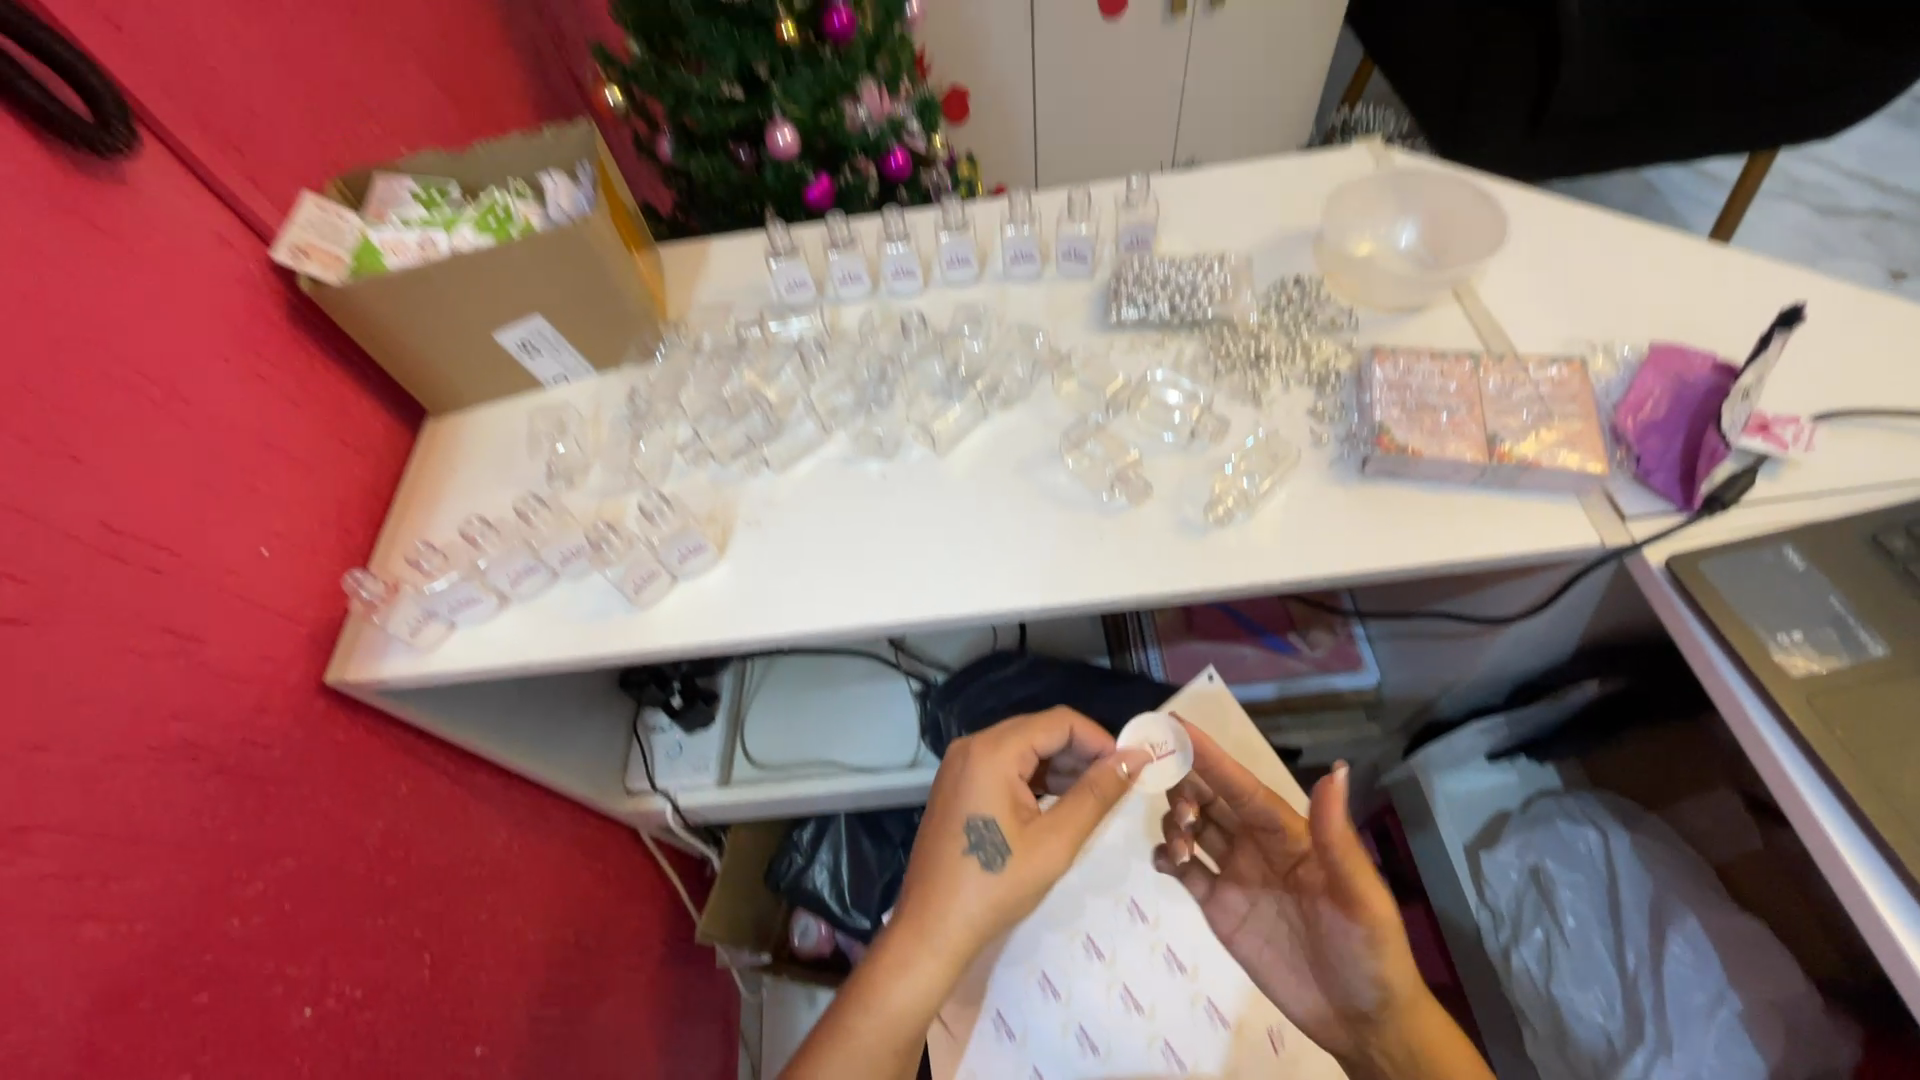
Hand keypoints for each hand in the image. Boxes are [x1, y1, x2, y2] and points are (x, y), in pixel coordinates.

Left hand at [890, 708, 1153, 975]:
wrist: (932, 928)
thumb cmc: (995, 885)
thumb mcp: (1055, 841)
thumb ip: (1097, 794)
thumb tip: (1137, 758)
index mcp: (992, 751)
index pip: (1059, 721)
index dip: (1099, 739)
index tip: (1128, 769)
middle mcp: (972, 746)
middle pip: (1040, 730)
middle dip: (1081, 752)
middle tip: (1115, 786)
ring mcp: (961, 765)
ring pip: (1023, 747)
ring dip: (1060, 766)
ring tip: (1093, 798)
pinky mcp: (958, 784)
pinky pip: (1004, 765)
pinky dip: (1035, 778)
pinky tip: (1059, 804)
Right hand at [1153, 721, 1427, 1062]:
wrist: (1363, 1021)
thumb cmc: (1370, 952)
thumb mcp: (1360, 896)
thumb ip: (1336, 836)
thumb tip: (1335, 770)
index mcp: (1289, 833)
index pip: (1242, 786)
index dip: (1210, 756)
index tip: (1176, 728)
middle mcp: (1257, 844)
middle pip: (1209, 798)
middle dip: (1185, 788)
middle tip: (1180, 806)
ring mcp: (1234, 874)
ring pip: (1191, 828)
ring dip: (1175, 823)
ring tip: (1181, 847)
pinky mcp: (1218, 906)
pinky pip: (1182, 871)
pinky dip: (1166, 858)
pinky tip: (1166, 863)